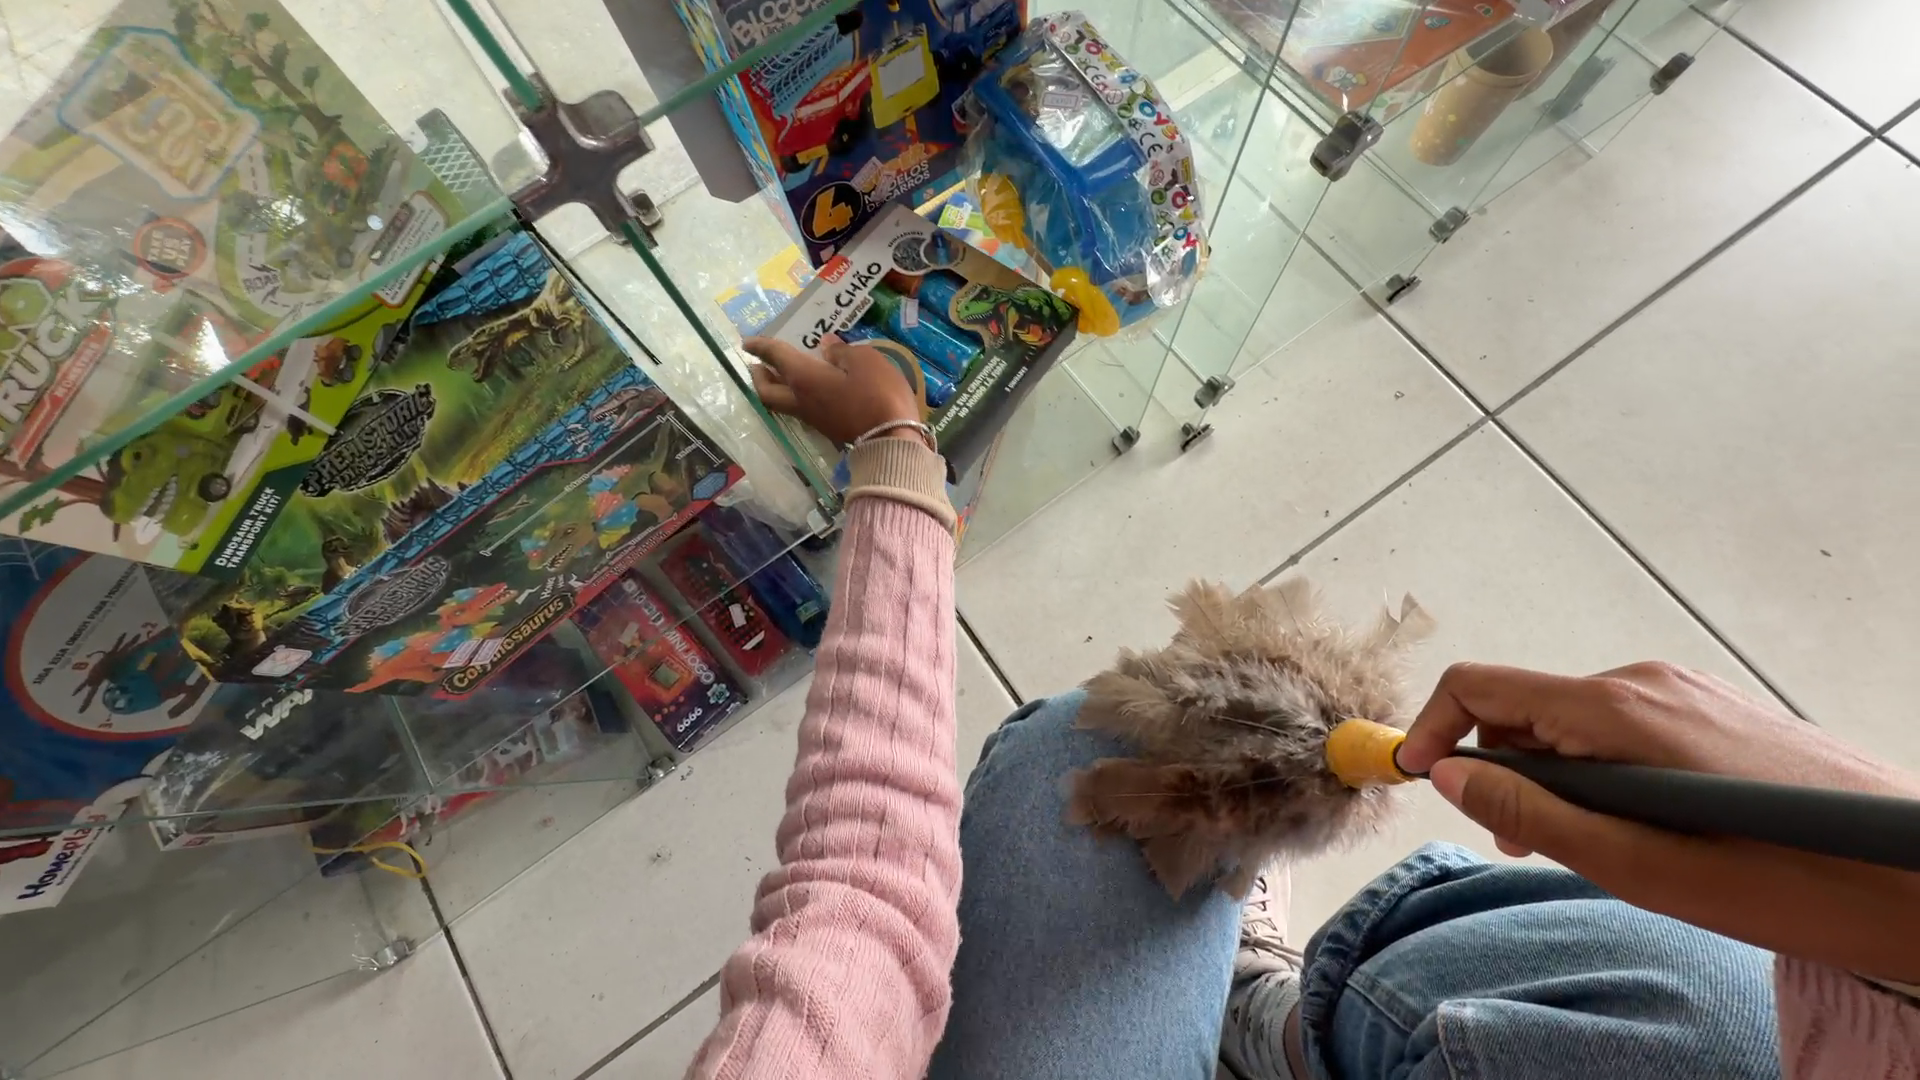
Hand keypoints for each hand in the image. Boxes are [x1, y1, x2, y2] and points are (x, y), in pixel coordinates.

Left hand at [744, 334, 921, 445]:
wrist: (893, 440)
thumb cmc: (877, 394)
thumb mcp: (865, 360)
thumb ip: (842, 351)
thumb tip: (826, 348)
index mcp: (804, 378)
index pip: (775, 357)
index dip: (761, 347)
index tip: (747, 342)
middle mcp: (801, 400)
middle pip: (767, 392)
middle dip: (759, 376)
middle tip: (759, 364)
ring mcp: (815, 419)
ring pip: (783, 403)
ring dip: (778, 388)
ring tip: (784, 374)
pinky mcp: (830, 429)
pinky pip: (803, 409)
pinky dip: (799, 396)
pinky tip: (813, 387)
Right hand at [1402, 661, 1919, 981]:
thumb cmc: (1793, 883)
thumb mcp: (1638, 866)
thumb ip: (1527, 812)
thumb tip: (1444, 774)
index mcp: (1612, 708)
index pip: (1477, 685)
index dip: (1430, 725)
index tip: (1418, 775)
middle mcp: (1638, 681)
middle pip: (1520, 707)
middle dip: (1499, 767)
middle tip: (1523, 840)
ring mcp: (1679, 690)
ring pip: (1566, 722)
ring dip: (1552, 775)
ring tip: (1594, 842)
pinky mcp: (1709, 707)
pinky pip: (1613, 727)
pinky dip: (1595, 769)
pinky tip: (1640, 821)